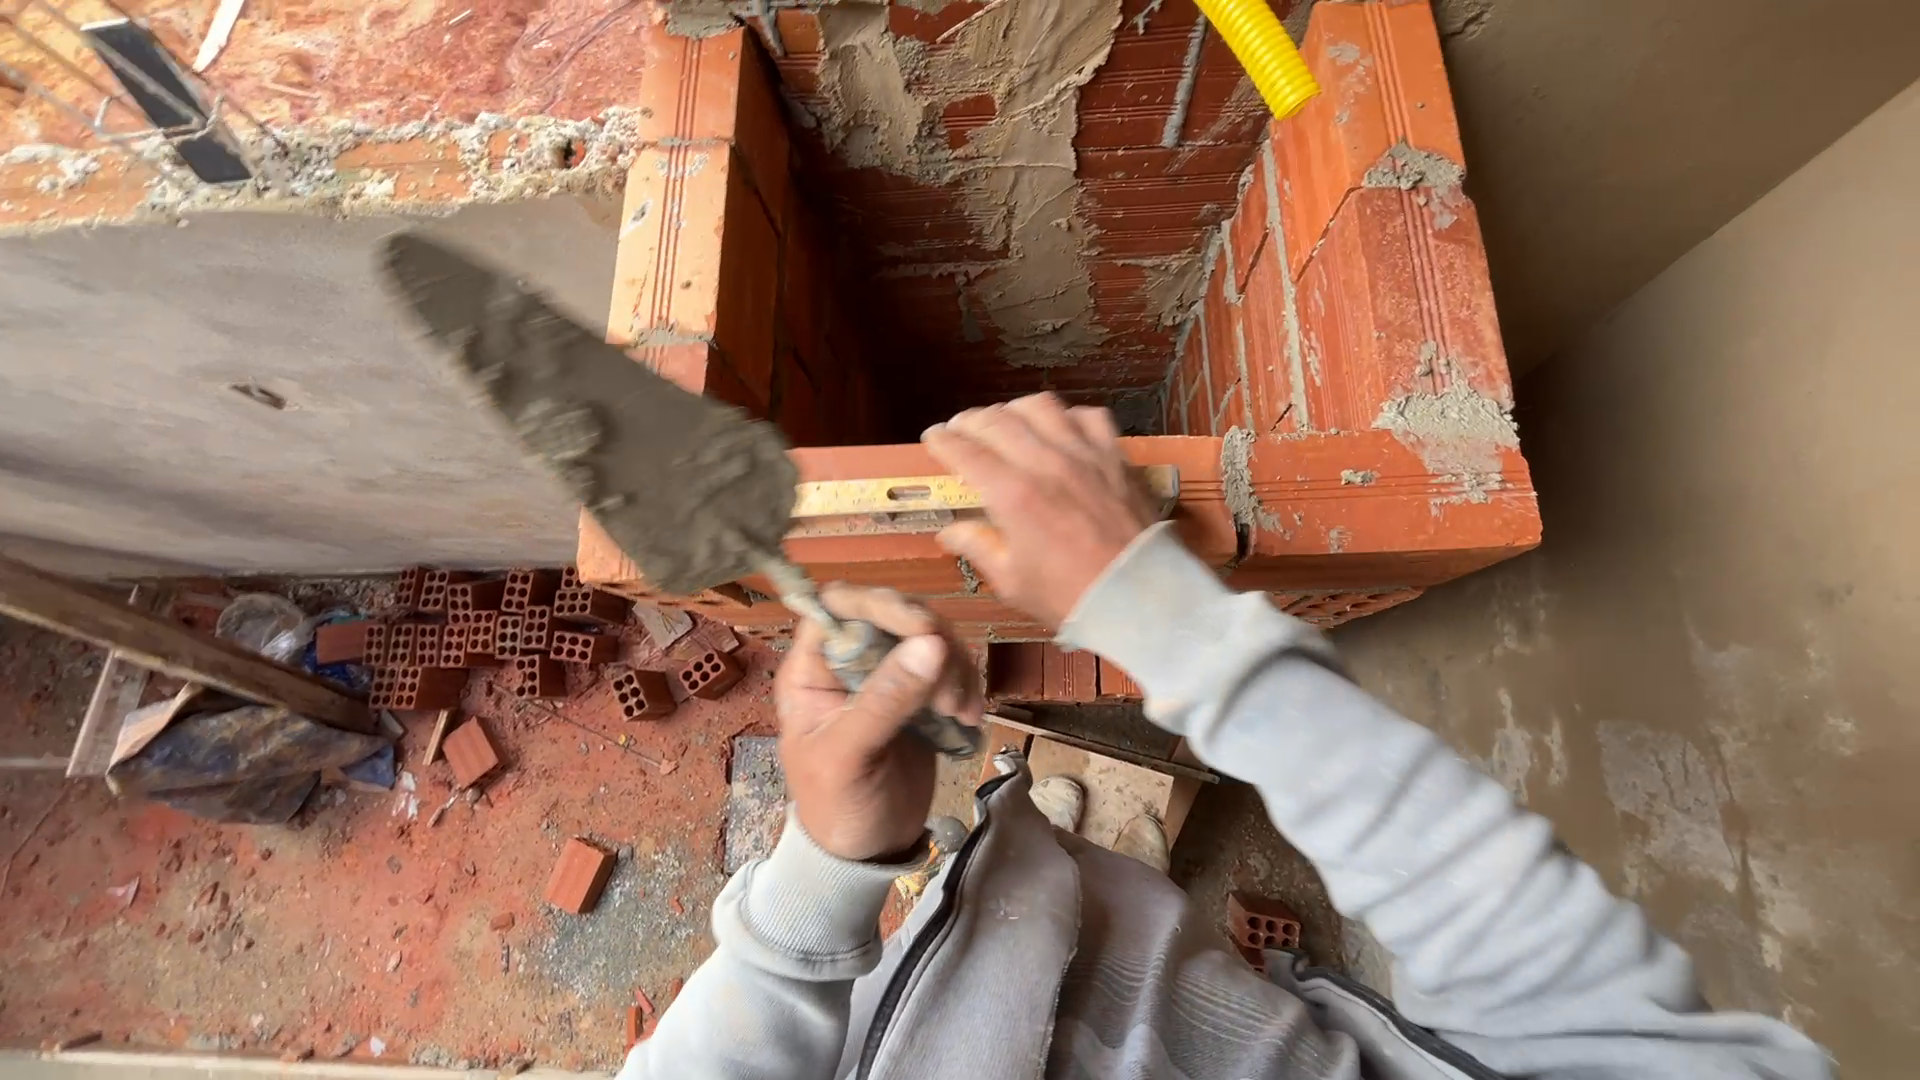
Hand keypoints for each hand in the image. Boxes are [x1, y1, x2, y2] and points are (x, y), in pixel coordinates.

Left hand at [773, 586, 983, 861]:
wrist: (869, 851)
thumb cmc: (836, 807)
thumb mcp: (849, 755)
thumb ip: (885, 699)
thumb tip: (931, 643)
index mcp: (813, 667)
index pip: (838, 605)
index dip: (878, 604)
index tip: (921, 628)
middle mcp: (850, 661)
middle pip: (893, 613)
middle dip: (927, 640)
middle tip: (946, 689)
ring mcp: (888, 675)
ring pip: (928, 637)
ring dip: (952, 666)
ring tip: (957, 712)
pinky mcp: (921, 694)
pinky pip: (949, 666)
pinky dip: (965, 684)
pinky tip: (967, 718)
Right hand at [922, 393, 1155, 629]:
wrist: (1142, 600)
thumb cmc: (1070, 597)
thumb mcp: (1012, 582)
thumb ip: (977, 547)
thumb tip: (949, 531)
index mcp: (1013, 495)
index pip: (965, 450)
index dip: (942, 440)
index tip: (932, 438)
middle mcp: (1046, 462)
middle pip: (997, 420)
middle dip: (970, 421)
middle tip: (961, 431)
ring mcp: (1085, 454)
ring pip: (1040, 406)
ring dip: (1014, 411)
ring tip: (1007, 424)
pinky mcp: (1115, 456)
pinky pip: (1087, 416)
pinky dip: (1066, 418)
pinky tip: (1060, 432)